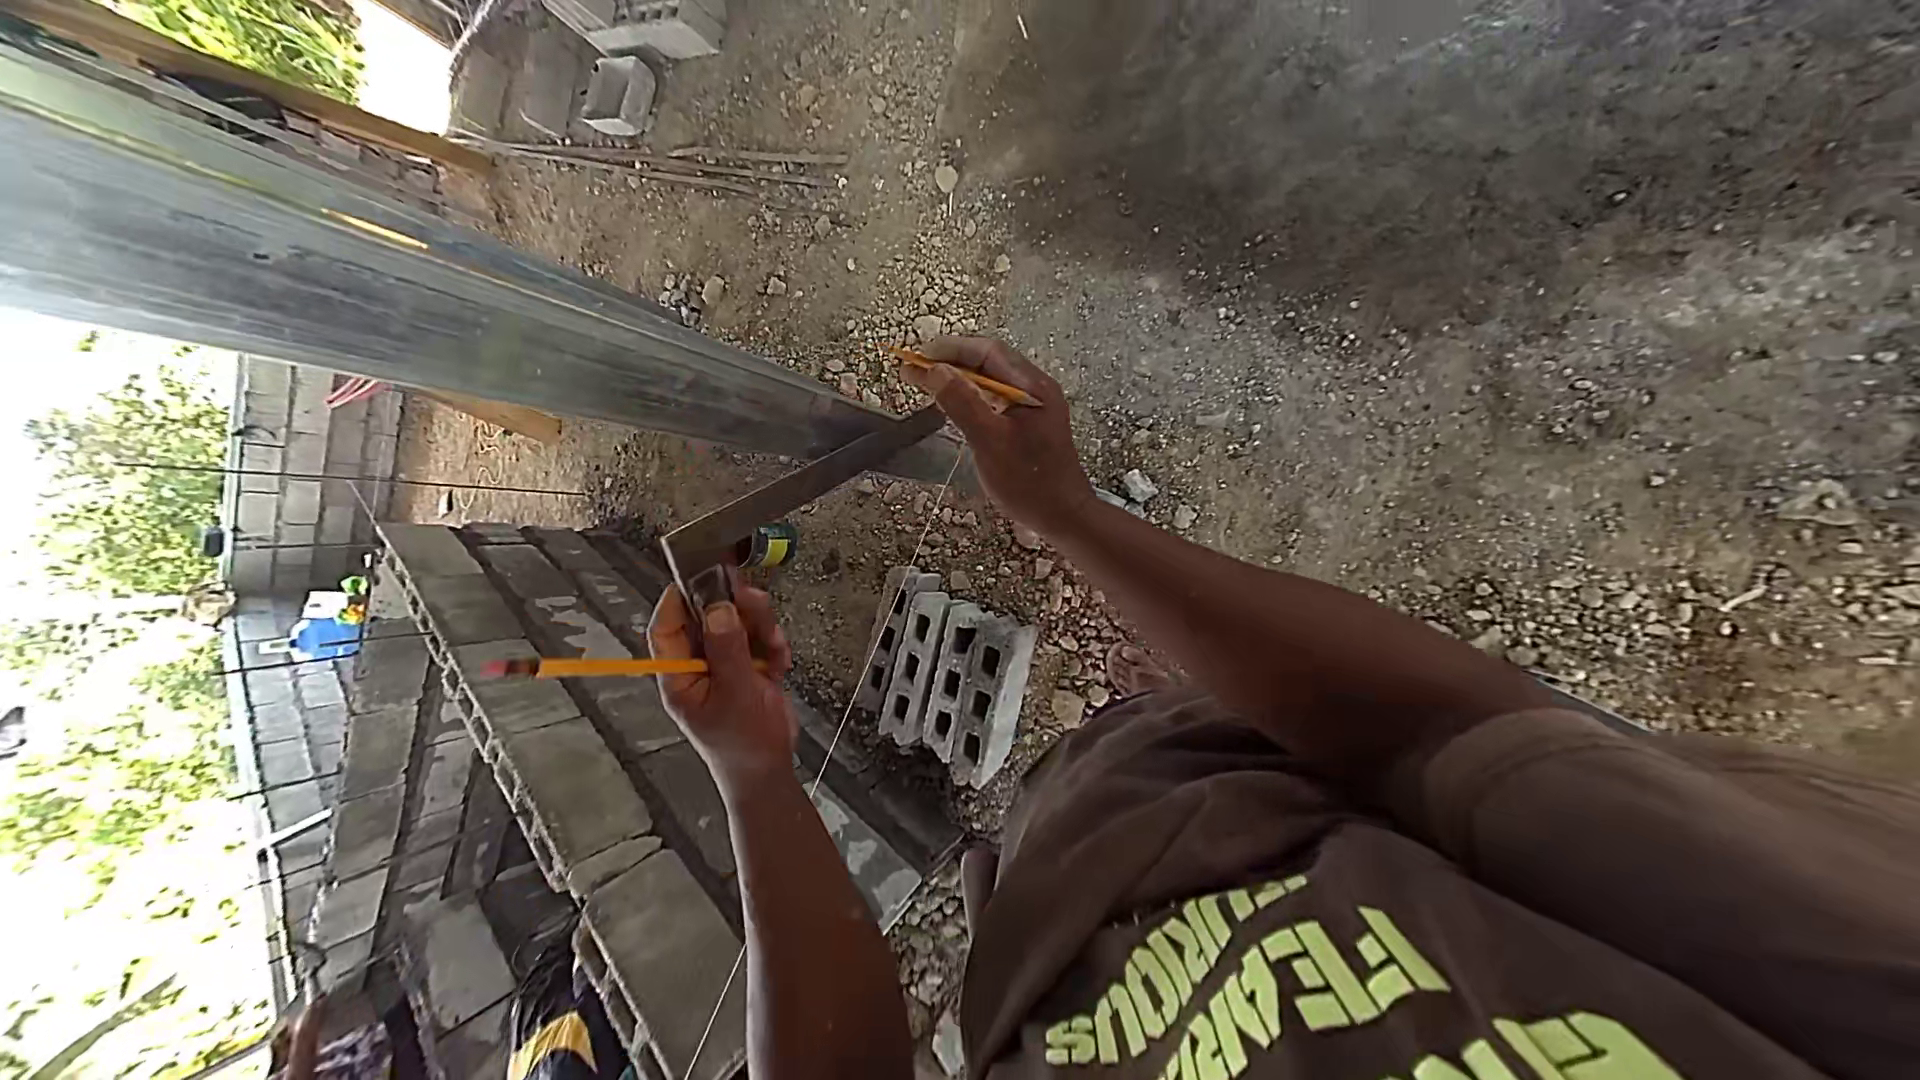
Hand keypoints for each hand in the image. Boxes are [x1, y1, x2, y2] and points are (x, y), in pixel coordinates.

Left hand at [647, 583, 796, 791]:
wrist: (769, 771)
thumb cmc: (743, 743)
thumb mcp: (735, 693)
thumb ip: (727, 649)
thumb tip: (718, 608)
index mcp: (680, 676)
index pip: (667, 629)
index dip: (677, 600)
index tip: (699, 578)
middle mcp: (700, 667)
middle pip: (709, 620)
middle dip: (733, 609)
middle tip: (753, 599)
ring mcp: (726, 666)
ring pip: (738, 626)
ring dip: (760, 628)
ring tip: (774, 643)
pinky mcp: (751, 668)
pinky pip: (759, 641)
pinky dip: (774, 645)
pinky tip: (781, 662)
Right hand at [903, 336, 1095, 533]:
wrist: (1064, 517)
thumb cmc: (1029, 483)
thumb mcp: (989, 442)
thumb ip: (962, 403)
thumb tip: (935, 370)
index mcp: (1032, 387)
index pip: (988, 352)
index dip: (951, 349)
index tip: (919, 357)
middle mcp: (1036, 390)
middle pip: (990, 363)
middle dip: (951, 363)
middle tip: (916, 370)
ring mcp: (1035, 407)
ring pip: (992, 382)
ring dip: (959, 380)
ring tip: (927, 384)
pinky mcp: (1030, 425)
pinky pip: (997, 400)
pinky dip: (972, 398)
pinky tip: (954, 405)